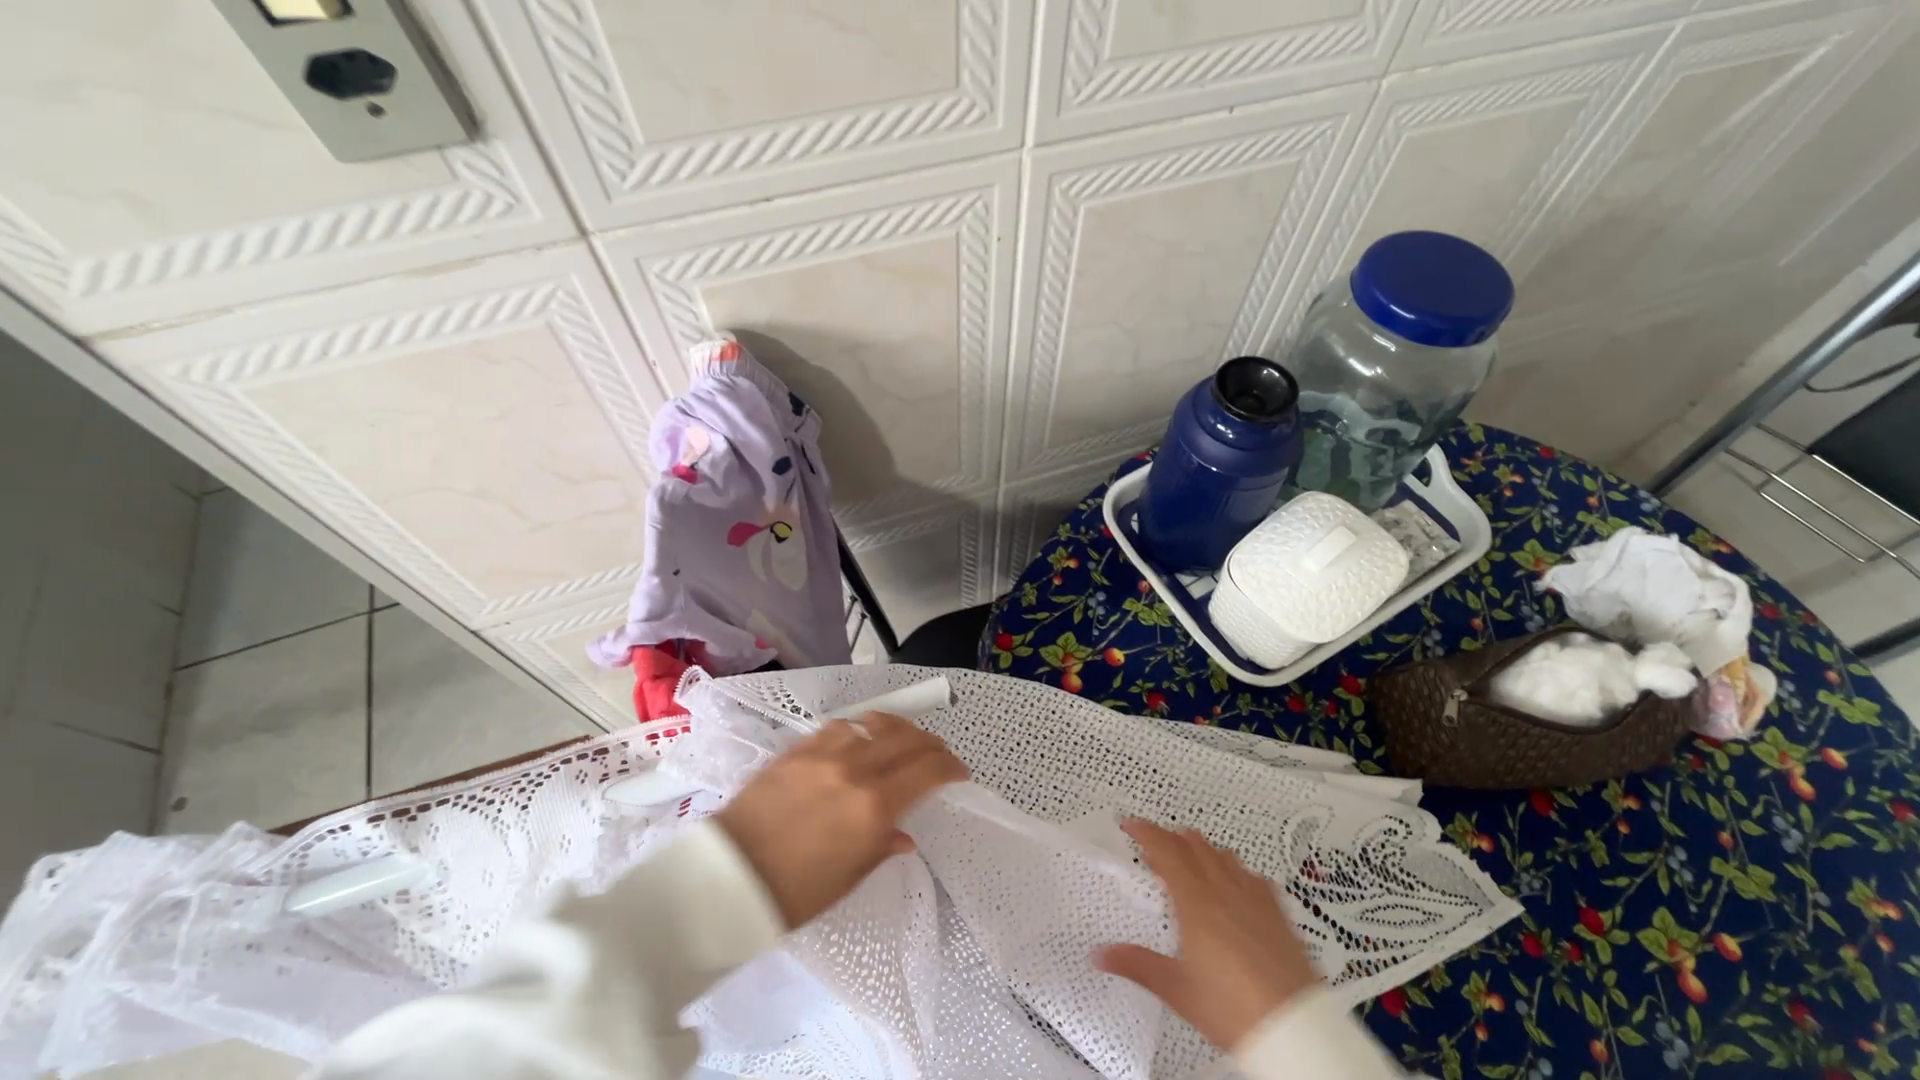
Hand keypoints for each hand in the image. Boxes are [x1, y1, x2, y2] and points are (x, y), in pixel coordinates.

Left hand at [714, 712, 968, 928]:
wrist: (727, 879)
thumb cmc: (794, 893)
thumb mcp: (848, 878)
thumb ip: (881, 847)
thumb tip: (902, 834)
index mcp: (874, 806)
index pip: (928, 770)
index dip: (951, 767)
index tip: (959, 773)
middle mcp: (854, 770)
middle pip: (906, 739)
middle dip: (930, 744)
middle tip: (938, 755)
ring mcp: (823, 755)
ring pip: (872, 724)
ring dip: (896, 729)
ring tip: (901, 739)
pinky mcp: (795, 751)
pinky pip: (838, 728)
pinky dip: (859, 730)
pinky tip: (859, 740)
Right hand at [1095, 819, 1320, 1051]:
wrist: (1292, 1027)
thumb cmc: (1233, 1008)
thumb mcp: (1176, 989)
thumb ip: (1137, 965)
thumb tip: (1101, 954)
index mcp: (1196, 901)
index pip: (1166, 850)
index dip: (1146, 832)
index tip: (1131, 824)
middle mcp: (1226, 891)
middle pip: (1196, 846)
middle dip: (1172, 838)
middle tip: (1154, 845)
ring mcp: (1256, 899)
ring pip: (1225, 856)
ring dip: (1203, 850)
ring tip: (1190, 859)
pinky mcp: (1279, 914)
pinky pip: (1254, 878)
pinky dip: (1237, 872)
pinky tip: (1237, 885)